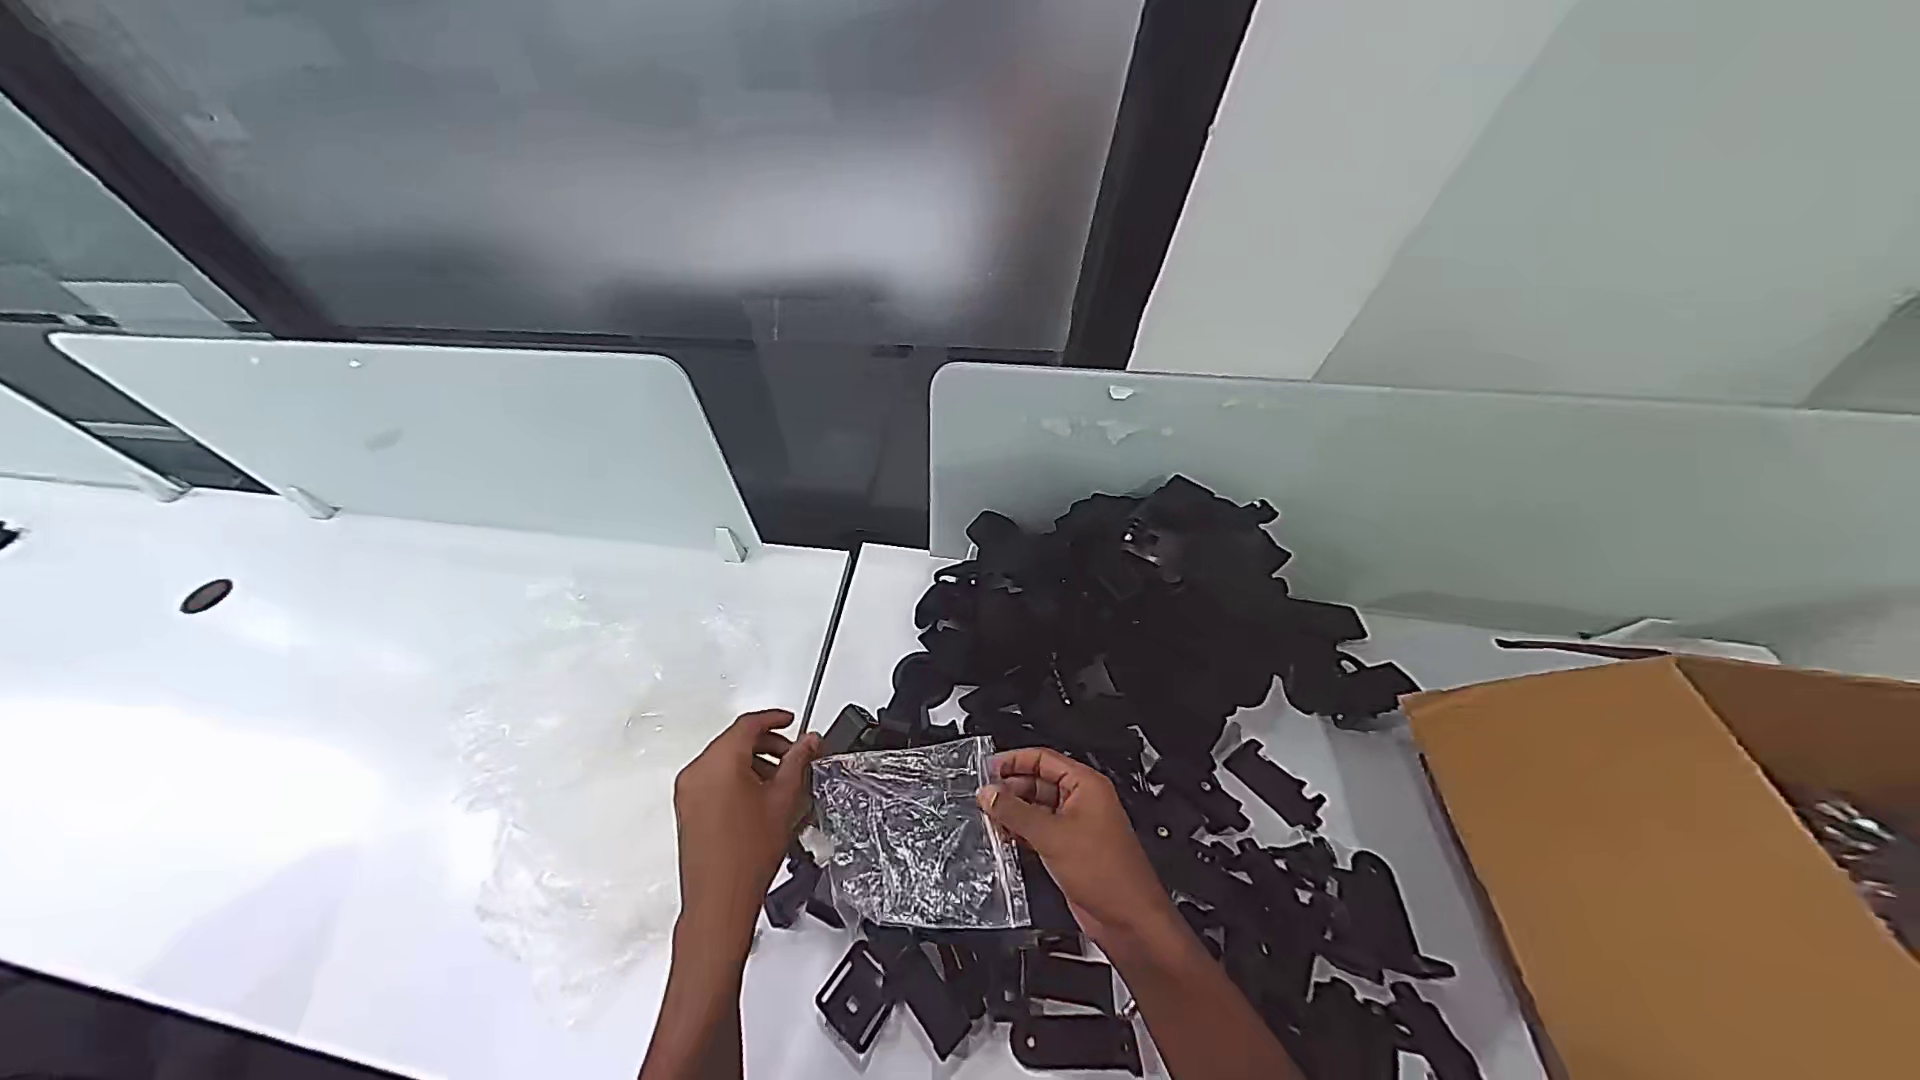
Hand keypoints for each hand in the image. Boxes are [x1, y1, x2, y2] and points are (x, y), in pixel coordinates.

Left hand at [673, 710, 821, 950]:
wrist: (720, 899)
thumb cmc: (746, 856)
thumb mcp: (784, 798)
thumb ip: (798, 761)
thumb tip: (808, 742)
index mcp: (719, 762)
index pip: (748, 724)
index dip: (774, 718)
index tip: (789, 720)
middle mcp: (697, 772)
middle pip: (735, 740)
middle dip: (768, 743)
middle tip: (792, 753)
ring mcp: (688, 791)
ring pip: (724, 759)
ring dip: (753, 761)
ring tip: (779, 779)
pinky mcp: (687, 808)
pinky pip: (714, 778)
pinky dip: (737, 777)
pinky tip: (760, 796)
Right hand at [977, 747, 1182, 951]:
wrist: (1127, 918)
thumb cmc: (1110, 874)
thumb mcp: (1052, 835)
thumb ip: (1015, 812)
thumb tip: (990, 794)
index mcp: (1086, 784)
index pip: (1043, 758)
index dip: (1014, 761)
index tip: (990, 769)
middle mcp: (1082, 800)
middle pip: (1038, 782)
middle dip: (1011, 789)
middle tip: (986, 798)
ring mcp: (1076, 825)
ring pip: (1037, 807)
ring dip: (1014, 813)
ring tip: (991, 818)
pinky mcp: (1070, 847)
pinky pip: (1040, 830)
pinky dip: (1022, 831)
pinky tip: (1006, 837)